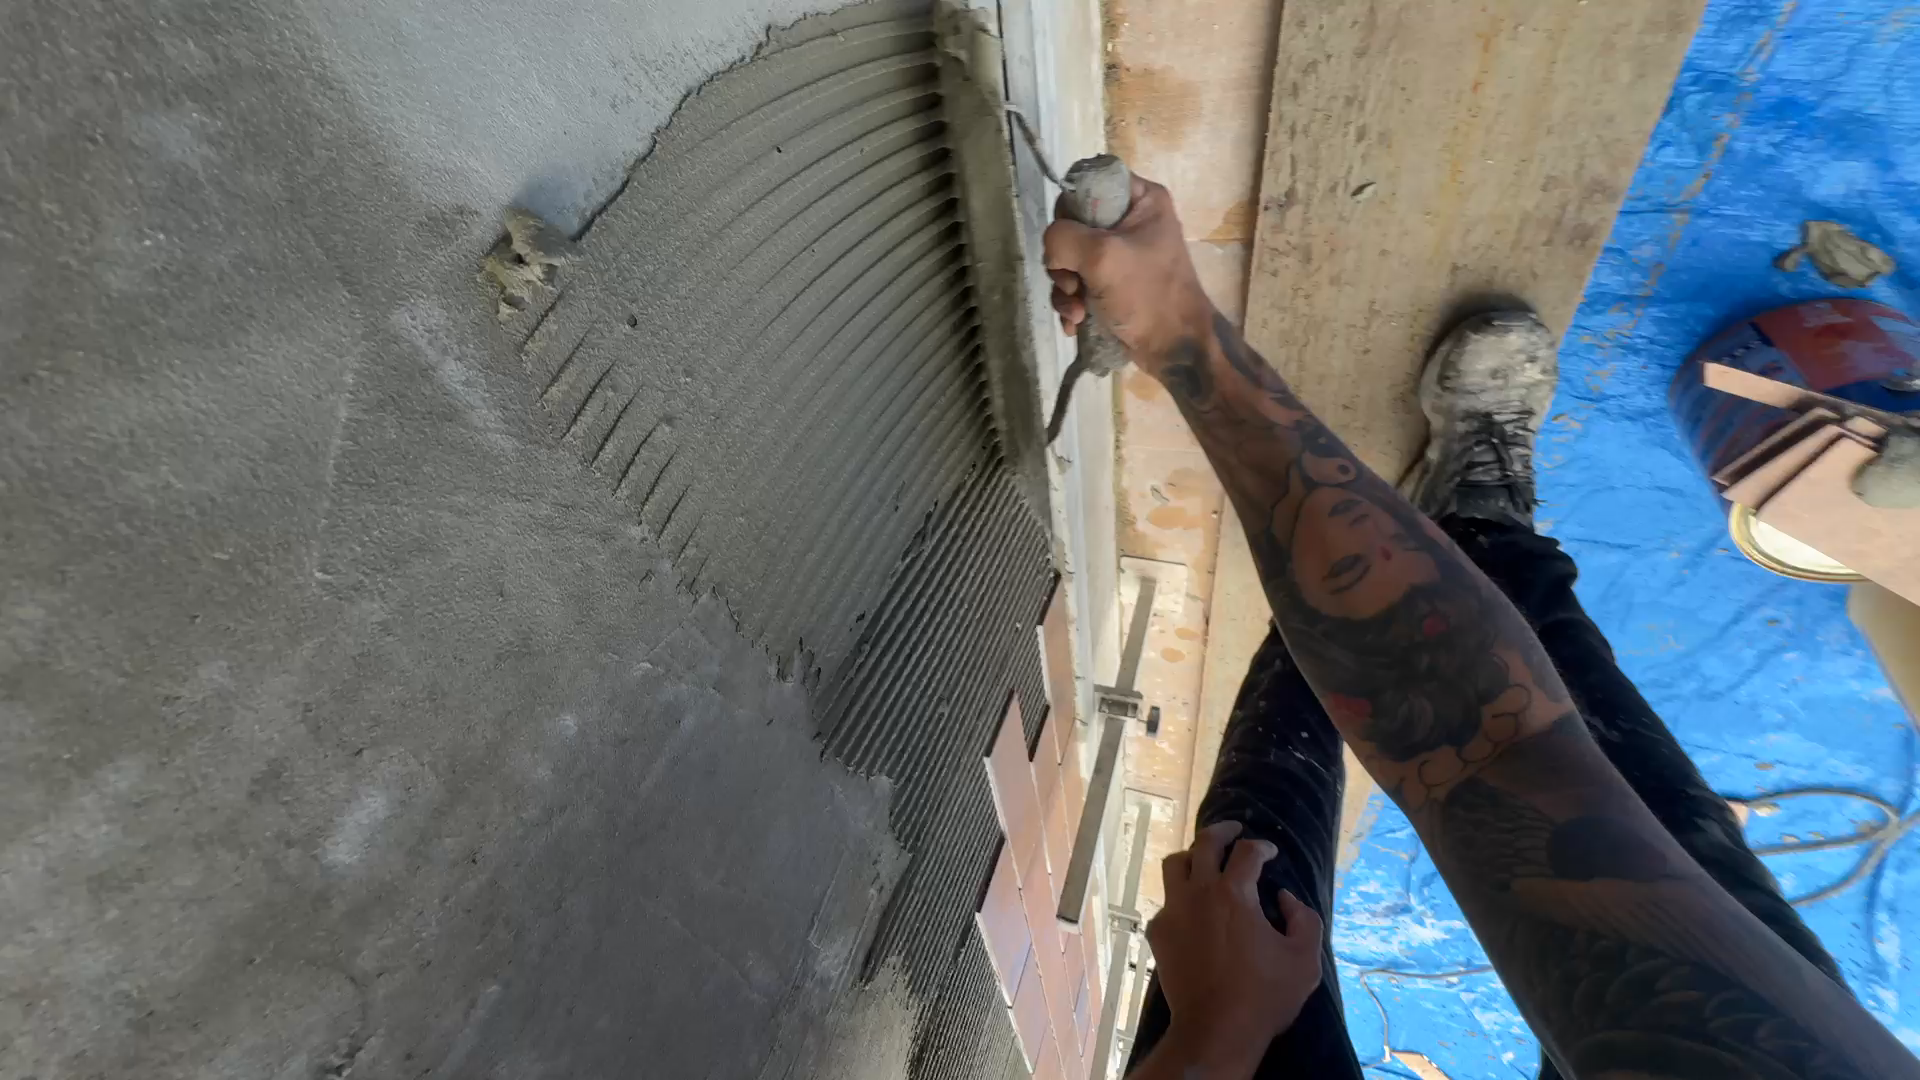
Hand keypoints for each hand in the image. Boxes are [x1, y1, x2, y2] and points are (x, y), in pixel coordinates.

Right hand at [1042, 174, 1214, 375]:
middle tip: (1072, 284)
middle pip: (1072, 227)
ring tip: (1076, 313)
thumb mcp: (1103, 258)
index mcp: (1140, 200)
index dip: (1069, 212)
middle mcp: (1129, 223)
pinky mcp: (1109, 286)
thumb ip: (1064, 238)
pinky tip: (1076, 324)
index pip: (1088, 185)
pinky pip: (1076, 286)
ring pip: (1069, 261)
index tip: (1067, 241)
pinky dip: (1071, 305)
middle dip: (1063, 262)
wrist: (1173, 348)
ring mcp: (1118, 257)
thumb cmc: (1148, 295)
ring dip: (1064, 290)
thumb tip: (1051, 247)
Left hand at [1145, 821, 1325, 1073]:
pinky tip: (1193, 909)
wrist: (1215, 1030)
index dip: (1261, 847)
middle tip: (1233, 829)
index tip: (1269, 851)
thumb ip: (1304, 920)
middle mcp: (1198, 891)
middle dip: (1221, 831)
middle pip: (1204, 843)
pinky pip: (1167, 901)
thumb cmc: (1263, 996)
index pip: (1247, 853)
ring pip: (1175, 864)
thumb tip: (1283, 897)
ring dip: (1192, 856)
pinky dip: (1181, 897)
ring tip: (1205, 859)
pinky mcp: (1158, 930)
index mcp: (1233, 893)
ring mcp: (1173, 909)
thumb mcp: (1304, 961)